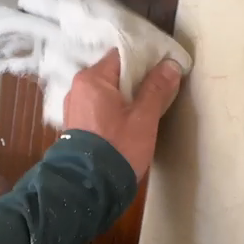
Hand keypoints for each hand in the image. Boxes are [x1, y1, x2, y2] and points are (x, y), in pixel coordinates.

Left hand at [61, 50, 182, 179]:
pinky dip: (113, 109)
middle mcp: (77, 88)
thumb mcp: (143, 118)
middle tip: (160, 88)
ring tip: (147, 105)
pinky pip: (98, 107)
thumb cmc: (118, 148)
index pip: (122, 54)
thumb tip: (170, 64)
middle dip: (137, 79)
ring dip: (126, 95)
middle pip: (113, 73)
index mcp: (92, 79)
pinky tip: (128, 120)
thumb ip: (157, 89)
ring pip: (106, 92)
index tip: (164, 67)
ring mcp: (74, 107)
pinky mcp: (75, 126)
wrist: (88, 188)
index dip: (146, 58)